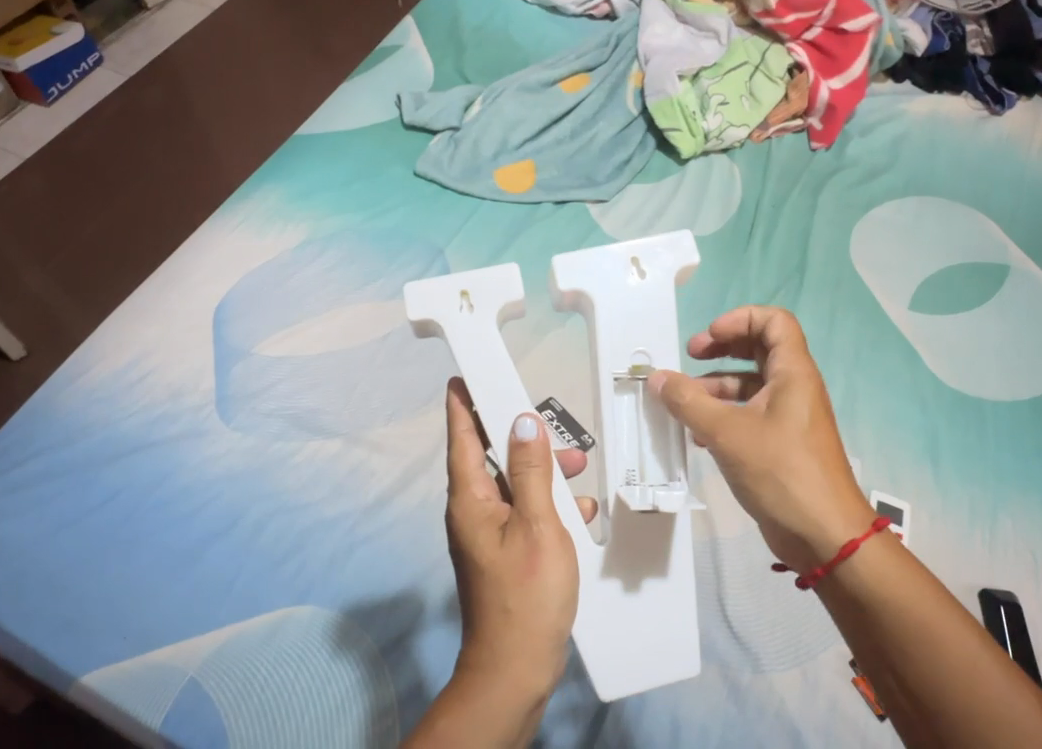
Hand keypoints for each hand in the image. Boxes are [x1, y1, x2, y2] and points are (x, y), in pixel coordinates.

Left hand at [442, 380, 594, 702]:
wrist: (517, 668)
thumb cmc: (526, 594)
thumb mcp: (537, 524)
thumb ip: (531, 470)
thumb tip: (522, 421)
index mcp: (469, 497)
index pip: (461, 434)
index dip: (464, 402)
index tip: (467, 373)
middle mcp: (472, 508)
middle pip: (492, 454)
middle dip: (526, 439)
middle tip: (561, 434)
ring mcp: (487, 531)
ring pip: (515, 483)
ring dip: (546, 474)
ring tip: (580, 472)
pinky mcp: (504, 551)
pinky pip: (525, 511)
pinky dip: (549, 506)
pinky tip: (579, 512)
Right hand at [648, 306, 874, 568]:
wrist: (824, 535)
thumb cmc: (781, 471)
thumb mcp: (726, 433)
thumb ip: (688, 402)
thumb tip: (658, 378)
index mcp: (793, 372)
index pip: (773, 321)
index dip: (738, 319)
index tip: (708, 339)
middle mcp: (794, 387)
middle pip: (758, 349)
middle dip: (722, 349)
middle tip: (690, 357)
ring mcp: (789, 417)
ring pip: (750, 385)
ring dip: (716, 387)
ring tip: (683, 405)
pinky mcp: (781, 444)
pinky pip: (749, 415)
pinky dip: (723, 417)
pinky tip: (697, 436)